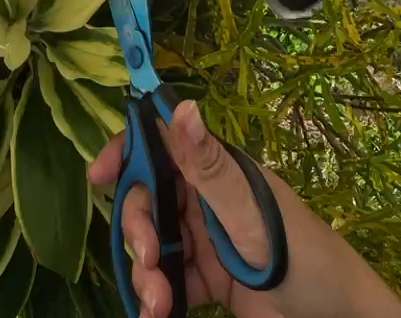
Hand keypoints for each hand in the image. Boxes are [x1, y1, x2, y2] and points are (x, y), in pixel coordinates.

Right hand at [89, 101, 400, 317]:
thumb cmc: (302, 257)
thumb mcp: (251, 213)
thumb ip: (208, 166)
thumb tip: (181, 103)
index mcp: (218, 169)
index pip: (161, 144)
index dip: (126, 152)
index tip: (98, 175)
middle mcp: (206, 198)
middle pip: (148, 199)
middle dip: (136, 228)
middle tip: (146, 260)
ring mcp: (205, 240)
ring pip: (153, 241)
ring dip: (145, 270)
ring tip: (157, 305)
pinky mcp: (207, 282)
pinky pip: (167, 281)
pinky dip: (156, 297)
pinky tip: (157, 314)